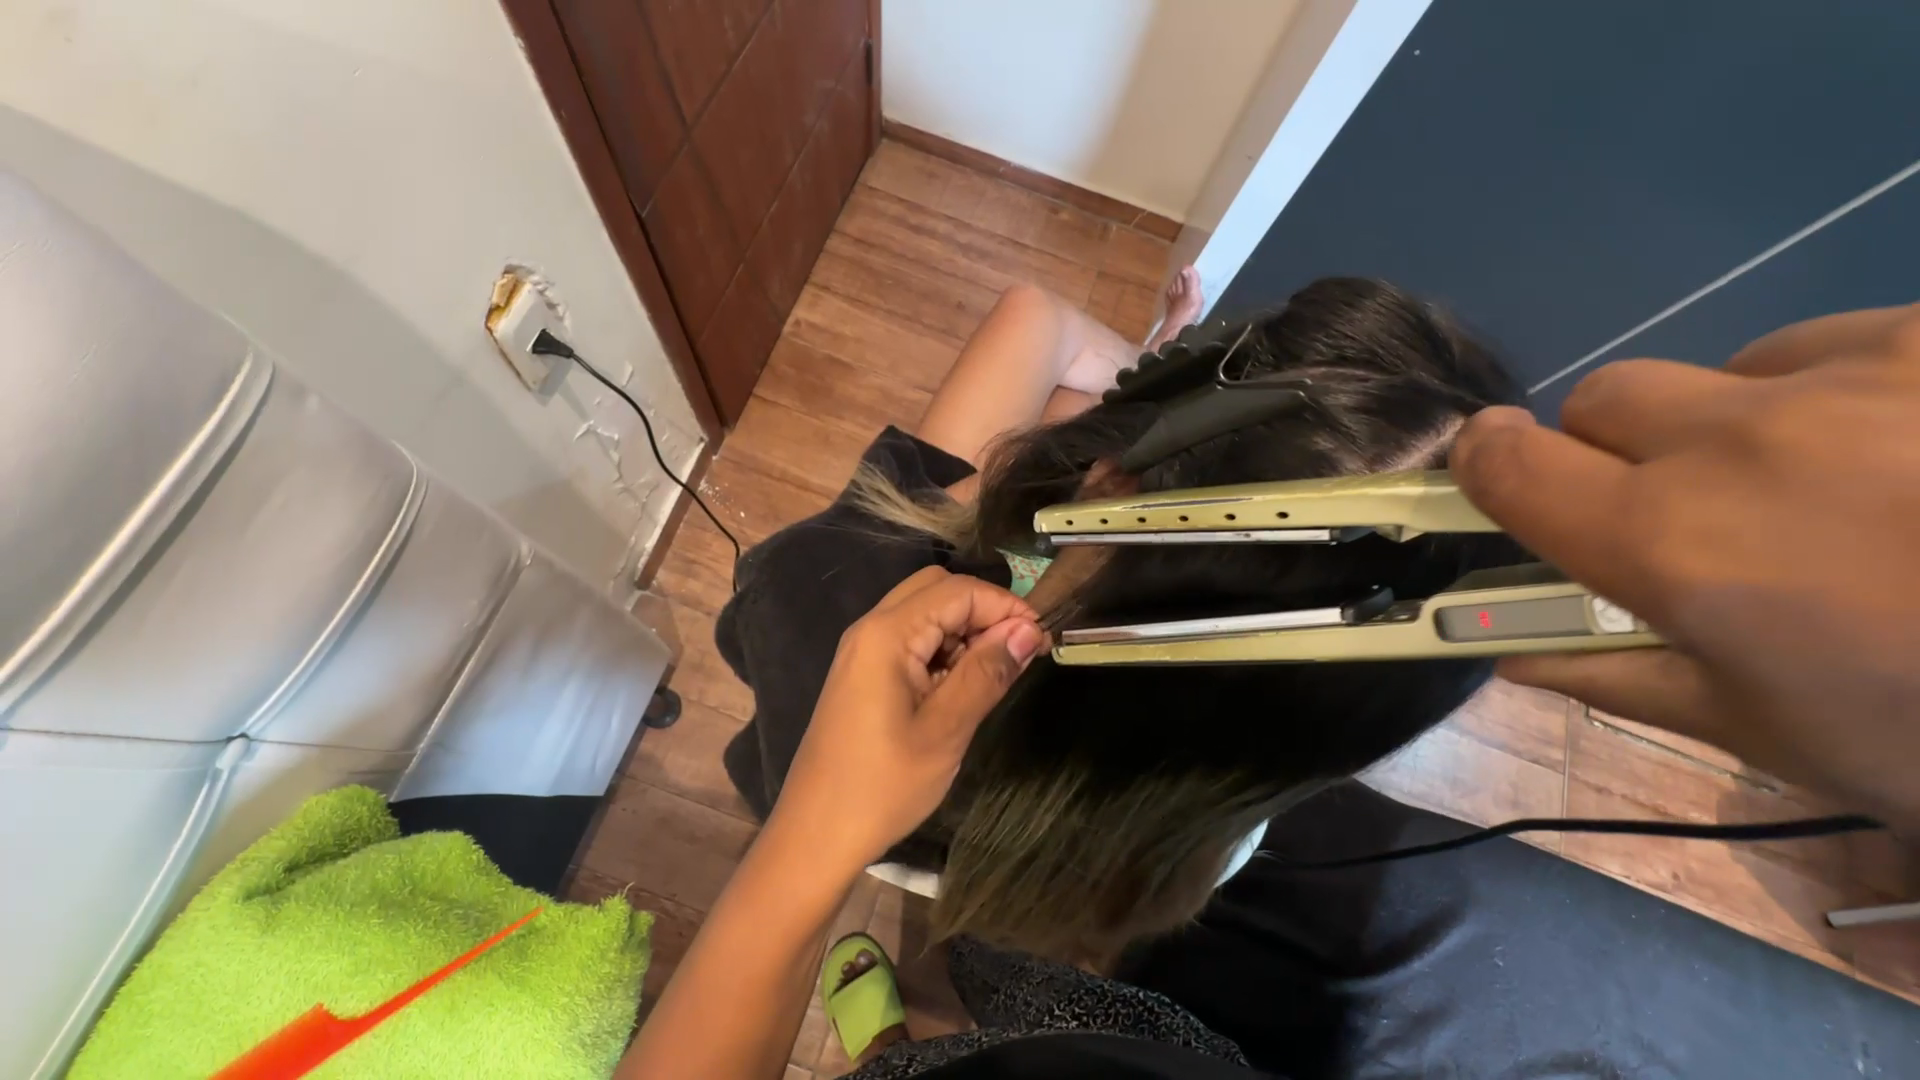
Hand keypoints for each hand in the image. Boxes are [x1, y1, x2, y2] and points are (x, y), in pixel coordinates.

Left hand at [768, 567, 1045, 870]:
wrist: (816, 834)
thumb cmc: (882, 785)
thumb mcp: (946, 730)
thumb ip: (987, 672)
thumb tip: (1029, 630)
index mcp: (887, 634)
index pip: (958, 590)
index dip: (1006, 606)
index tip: (1040, 641)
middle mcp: (871, 629)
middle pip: (937, 589)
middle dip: (984, 611)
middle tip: (1016, 653)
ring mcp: (862, 651)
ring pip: (924, 613)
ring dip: (964, 631)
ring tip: (993, 674)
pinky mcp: (863, 674)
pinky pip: (910, 640)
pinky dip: (942, 650)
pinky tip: (960, 687)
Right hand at [1449, 304, 1919, 830]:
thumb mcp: (1770, 730)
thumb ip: (1613, 674)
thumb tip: (1510, 652)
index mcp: (1671, 542)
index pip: (1507, 465)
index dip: (1482, 463)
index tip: (1494, 474)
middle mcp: (1742, 441)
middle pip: (1603, 398)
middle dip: (1613, 448)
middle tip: (1689, 508)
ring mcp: (1866, 376)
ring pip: (1732, 368)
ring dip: (1741, 420)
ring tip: (1848, 484)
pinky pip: (1857, 344)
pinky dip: (1856, 391)